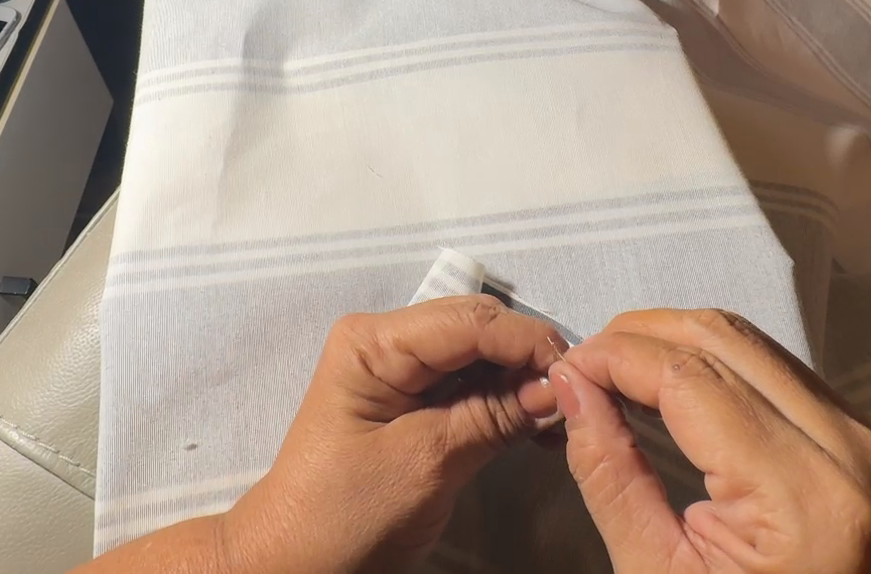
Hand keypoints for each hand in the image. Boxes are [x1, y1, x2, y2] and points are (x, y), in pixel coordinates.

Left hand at [222, 294, 566, 573]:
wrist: (294, 561)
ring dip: (520, 376)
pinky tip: (533, 419)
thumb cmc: (347, 513)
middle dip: (527, 356)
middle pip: (474, 327)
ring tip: (560, 413)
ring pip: (476, 350)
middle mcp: (387, 336)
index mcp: (375, 340)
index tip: (576, 375)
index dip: (525, 341)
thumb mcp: (425, 463)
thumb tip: (557, 388)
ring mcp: (397, 362)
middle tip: (574, 397)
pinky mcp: (409, 391)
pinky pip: (466, 378)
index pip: (467, 320)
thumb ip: (491, 416)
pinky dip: (502, 395)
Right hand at [550, 309, 870, 573]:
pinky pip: (771, 362)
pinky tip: (670, 381)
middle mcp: (850, 450)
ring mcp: (867, 438)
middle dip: (638, 335)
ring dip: (672, 338)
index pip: (689, 377)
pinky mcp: (865, 434)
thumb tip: (569, 382)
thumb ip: (609, 473)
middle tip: (587, 363)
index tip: (567, 366)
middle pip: (719, 338)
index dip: (617, 356)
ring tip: (619, 369)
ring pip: (745, 338)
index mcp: (805, 500)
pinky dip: (710, 356)